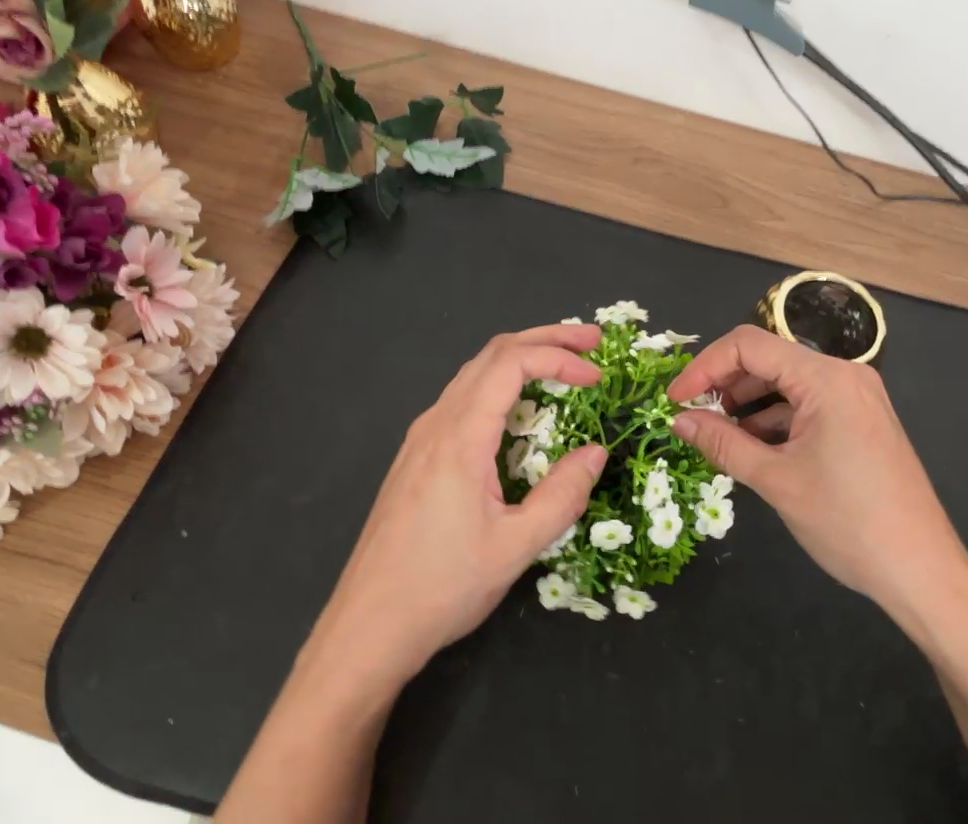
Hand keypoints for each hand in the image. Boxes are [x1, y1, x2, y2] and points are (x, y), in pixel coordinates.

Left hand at [310, 323, 608, 682]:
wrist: (369, 625)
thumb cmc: (442, 587)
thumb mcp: (515, 547)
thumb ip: (562, 495)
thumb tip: (597, 453)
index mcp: (458, 437)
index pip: (511, 363)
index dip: (559, 358)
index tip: (598, 376)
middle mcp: (435, 424)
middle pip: (491, 354)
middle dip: (545, 340)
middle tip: (593, 343)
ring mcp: (421, 440)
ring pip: (473, 375)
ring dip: (521, 361)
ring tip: (565, 367)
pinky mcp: (416, 459)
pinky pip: (462, 401)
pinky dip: (501, 388)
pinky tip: (521, 411)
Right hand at [667, 325, 967, 609]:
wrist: (922, 570)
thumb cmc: (848, 523)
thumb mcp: (776, 481)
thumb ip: (723, 444)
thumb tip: (680, 420)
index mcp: (827, 379)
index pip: (749, 346)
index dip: (705, 367)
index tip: (675, 401)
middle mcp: (845, 376)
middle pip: (769, 360)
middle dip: (724, 385)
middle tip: (692, 419)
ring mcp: (857, 398)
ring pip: (787, 384)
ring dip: (747, 404)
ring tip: (716, 437)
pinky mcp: (861, 421)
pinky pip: (808, 405)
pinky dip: (775, 420)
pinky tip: (752, 448)